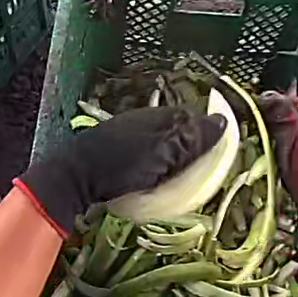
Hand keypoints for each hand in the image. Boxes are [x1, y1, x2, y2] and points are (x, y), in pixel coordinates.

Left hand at [15, 106, 226, 234]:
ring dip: (172, 159)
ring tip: (175, 180)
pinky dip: (155, 163)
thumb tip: (223, 121)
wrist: (73, 176)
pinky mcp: (117, 146)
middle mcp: (147, 118)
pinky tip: (152, 178)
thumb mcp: (163, 154)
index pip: (196, 120)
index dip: (208, 138)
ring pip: (163, 142)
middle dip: (190, 150)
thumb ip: (192, 139)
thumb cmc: (121, 165)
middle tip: (194, 176)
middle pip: (180, 131)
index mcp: (162, 116)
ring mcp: (130, 131)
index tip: (213, 163)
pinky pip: (147, 151)